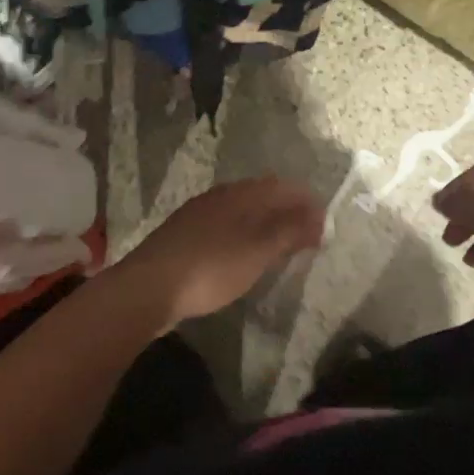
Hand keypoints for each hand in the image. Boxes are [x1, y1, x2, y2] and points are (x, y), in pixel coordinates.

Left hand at [112, 177, 324, 326]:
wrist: (148, 288)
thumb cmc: (209, 269)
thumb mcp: (257, 252)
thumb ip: (289, 233)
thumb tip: (317, 218)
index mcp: (238, 195)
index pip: (282, 186)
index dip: (307, 202)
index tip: (325, 225)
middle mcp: (218, 197)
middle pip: (261, 196)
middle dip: (287, 212)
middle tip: (308, 237)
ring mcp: (197, 216)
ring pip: (241, 212)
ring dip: (265, 224)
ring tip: (282, 248)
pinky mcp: (184, 237)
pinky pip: (225, 228)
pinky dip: (244, 237)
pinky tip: (244, 257)